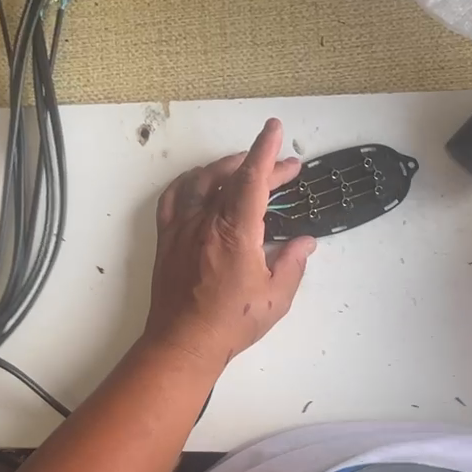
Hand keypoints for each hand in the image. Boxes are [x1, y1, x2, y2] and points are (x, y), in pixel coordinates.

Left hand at [143, 119, 316, 369]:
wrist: (182, 342)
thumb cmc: (230, 323)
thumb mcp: (275, 297)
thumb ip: (292, 263)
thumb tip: (305, 243)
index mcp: (235, 232)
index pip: (252, 179)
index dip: (265, 150)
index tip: (274, 129)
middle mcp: (205, 222)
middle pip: (232, 177)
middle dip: (260, 164)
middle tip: (285, 169)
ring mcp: (182, 228)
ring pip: (201, 181)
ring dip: (226, 167)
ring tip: (246, 168)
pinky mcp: (166, 239)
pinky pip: (173, 198)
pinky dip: (190, 183)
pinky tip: (200, 182)